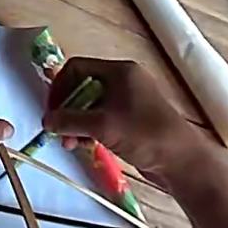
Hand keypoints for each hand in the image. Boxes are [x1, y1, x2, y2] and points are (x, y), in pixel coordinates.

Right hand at [42, 58, 219, 178]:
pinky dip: (90, 129)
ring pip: (92, 105)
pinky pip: (103, 118)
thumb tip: (47, 120)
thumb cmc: (144, 134)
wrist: (180, 160)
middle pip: (83, 86)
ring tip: (70, 143)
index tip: (52, 110)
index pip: (77, 67)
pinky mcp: (132, 119)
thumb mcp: (102, 125)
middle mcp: (124, 80)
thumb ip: (70, 121)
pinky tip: (85, 145)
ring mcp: (129, 100)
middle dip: (68, 109)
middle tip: (59, 130)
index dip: (60, 86)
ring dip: (77, 122)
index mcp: (120, 71)